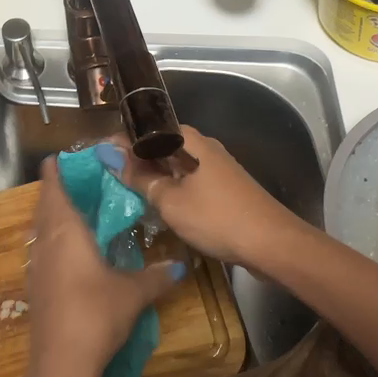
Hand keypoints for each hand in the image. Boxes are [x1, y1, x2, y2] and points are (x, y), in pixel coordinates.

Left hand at [26, 156, 182, 370]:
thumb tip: (180, 265)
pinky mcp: (34, 285)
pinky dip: (54, 241)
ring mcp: (35, 262)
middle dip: (60, 190)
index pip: (53, 183)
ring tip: (81, 214)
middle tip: (85, 183)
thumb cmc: (95, 311)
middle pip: (46, 202)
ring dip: (55, 216)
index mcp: (64, 226)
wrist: (62, 361)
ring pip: (42, 227)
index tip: (70, 158)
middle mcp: (44, 237)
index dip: (58, 168)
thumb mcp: (132, 292)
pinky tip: (73, 253)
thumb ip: (156, 276)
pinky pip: (42, 249)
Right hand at [94, 127, 308, 268]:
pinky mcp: (226, 189)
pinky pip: (190, 181)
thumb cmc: (218, 218)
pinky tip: (160, 207)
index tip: (102, 158)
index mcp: (189, 140)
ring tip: (131, 193)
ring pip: (176, 166)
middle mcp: (203, 147)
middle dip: (138, 161)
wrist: (274, 246)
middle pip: (162, 147)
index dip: (123, 143)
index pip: (147, 130)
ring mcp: (217, 168)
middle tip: (113, 178)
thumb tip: (111, 157)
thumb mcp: (170, 201)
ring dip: (156, 178)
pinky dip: (173, 190)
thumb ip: (140, 179)